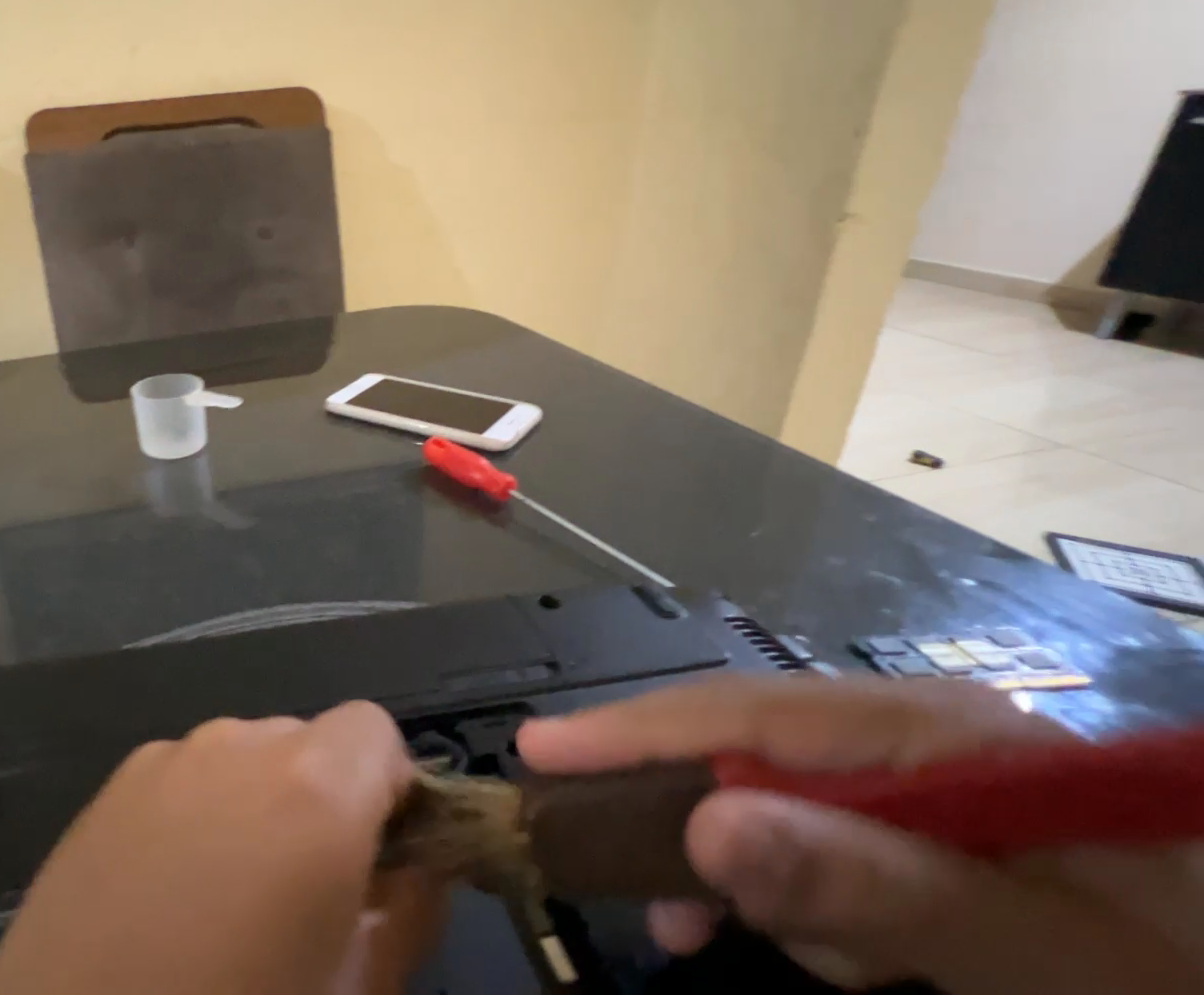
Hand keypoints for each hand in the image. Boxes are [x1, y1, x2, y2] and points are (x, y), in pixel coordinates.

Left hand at [0, 701, 445, 994]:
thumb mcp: (357, 986)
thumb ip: (411, 910)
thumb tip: (420, 866)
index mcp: (315, 785)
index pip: (377, 730)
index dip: (388, 786)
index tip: (377, 854)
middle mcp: (240, 744)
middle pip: (309, 740)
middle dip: (323, 795)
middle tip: (303, 886)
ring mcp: (168, 758)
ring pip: (245, 755)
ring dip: (257, 801)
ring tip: (227, 891)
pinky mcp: (111, 784)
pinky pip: (186, 775)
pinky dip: (200, 809)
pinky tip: (168, 887)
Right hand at [516, 676, 1203, 993]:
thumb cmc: (1168, 967)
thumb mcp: (1035, 952)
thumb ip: (877, 889)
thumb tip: (705, 829)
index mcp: (934, 732)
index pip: (745, 711)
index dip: (632, 728)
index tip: (538, 750)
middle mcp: (908, 735)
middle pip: (737, 745)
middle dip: (670, 805)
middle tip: (609, 861)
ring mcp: (912, 779)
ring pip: (765, 799)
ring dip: (731, 870)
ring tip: (701, 929)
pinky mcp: (916, 825)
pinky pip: (806, 839)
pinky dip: (778, 890)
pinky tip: (794, 937)